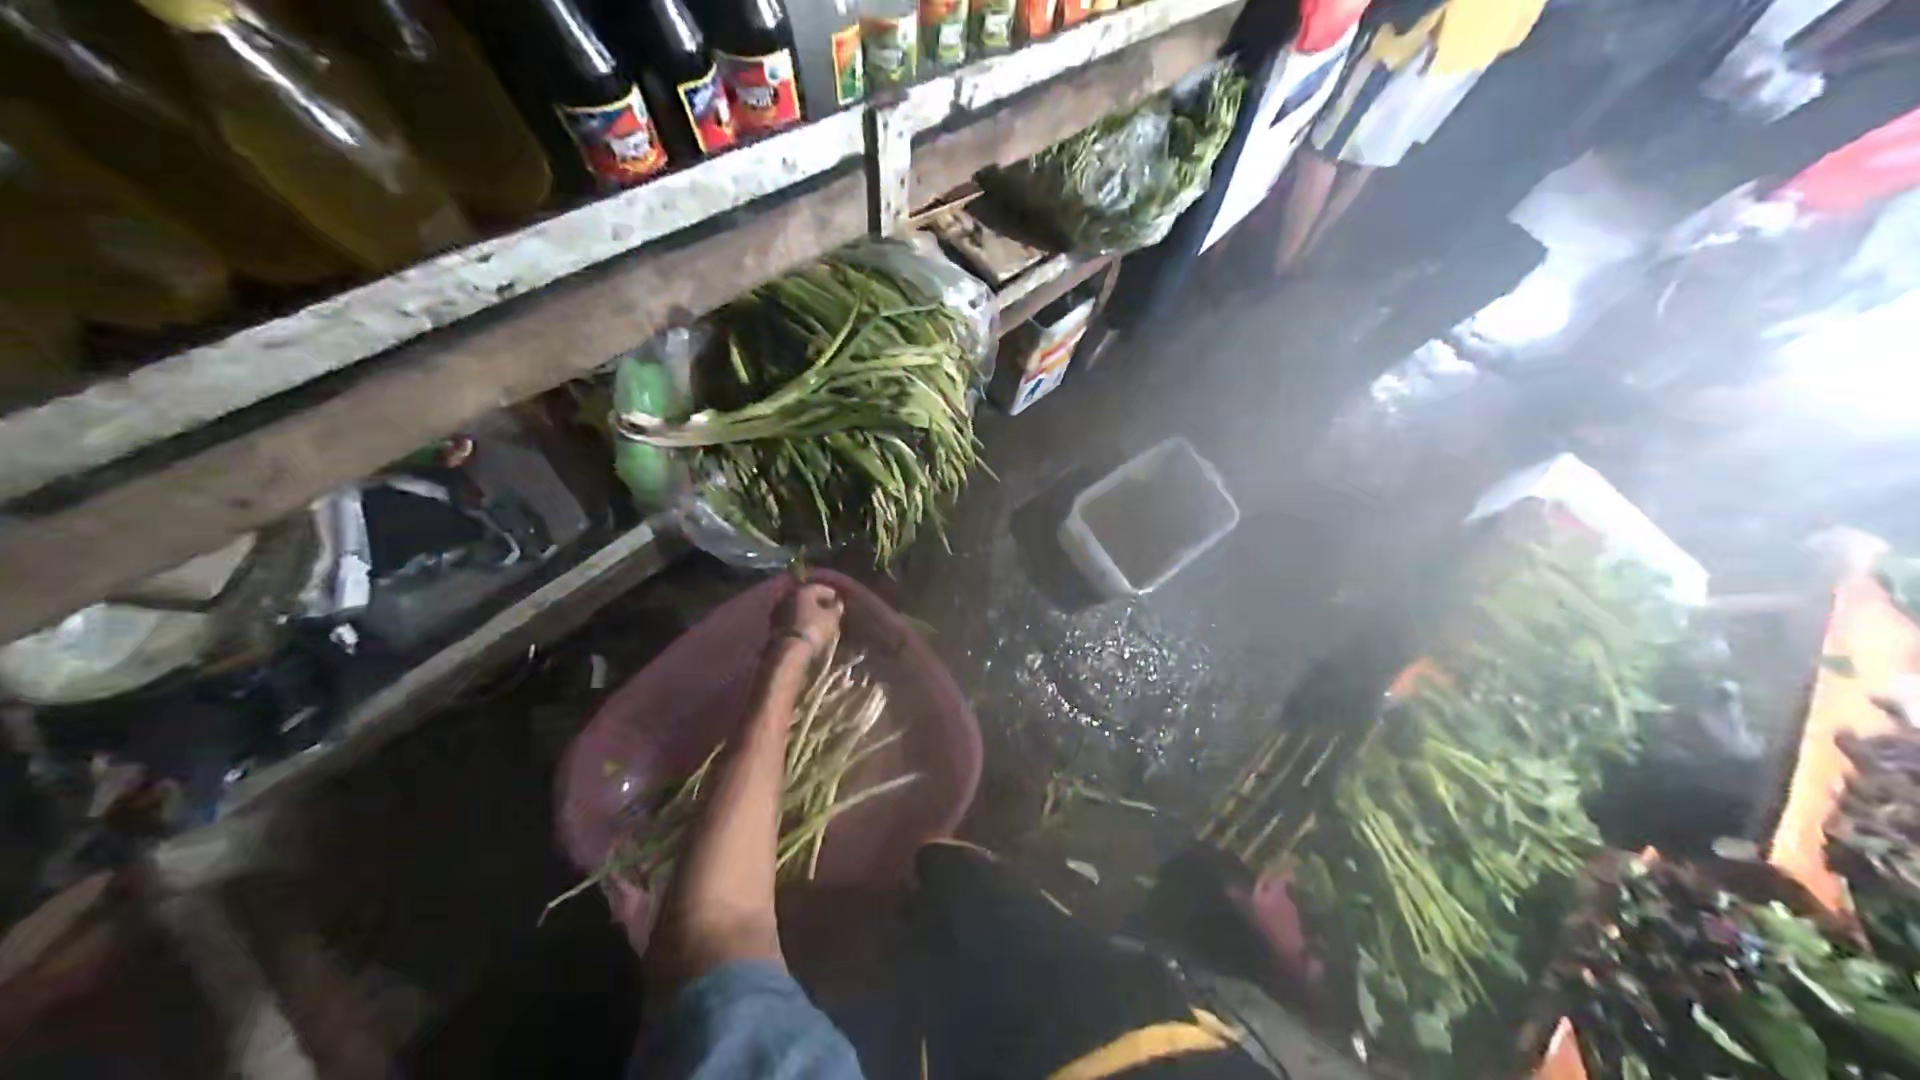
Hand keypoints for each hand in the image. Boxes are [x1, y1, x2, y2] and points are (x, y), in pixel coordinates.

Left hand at [775, 581, 842, 658]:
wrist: (789, 651)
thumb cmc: (814, 629)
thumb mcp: (832, 618)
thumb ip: (836, 608)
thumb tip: (837, 603)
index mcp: (803, 590)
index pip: (821, 588)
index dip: (832, 595)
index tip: (839, 603)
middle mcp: (788, 596)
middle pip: (807, 597)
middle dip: (817, 603)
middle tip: (828, 612)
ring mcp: (778, 611)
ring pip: (797, 608)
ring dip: (806, 613)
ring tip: (818, 622)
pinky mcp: (773, 626)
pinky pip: (790, 619)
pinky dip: (798, 622)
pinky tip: (806, 629)